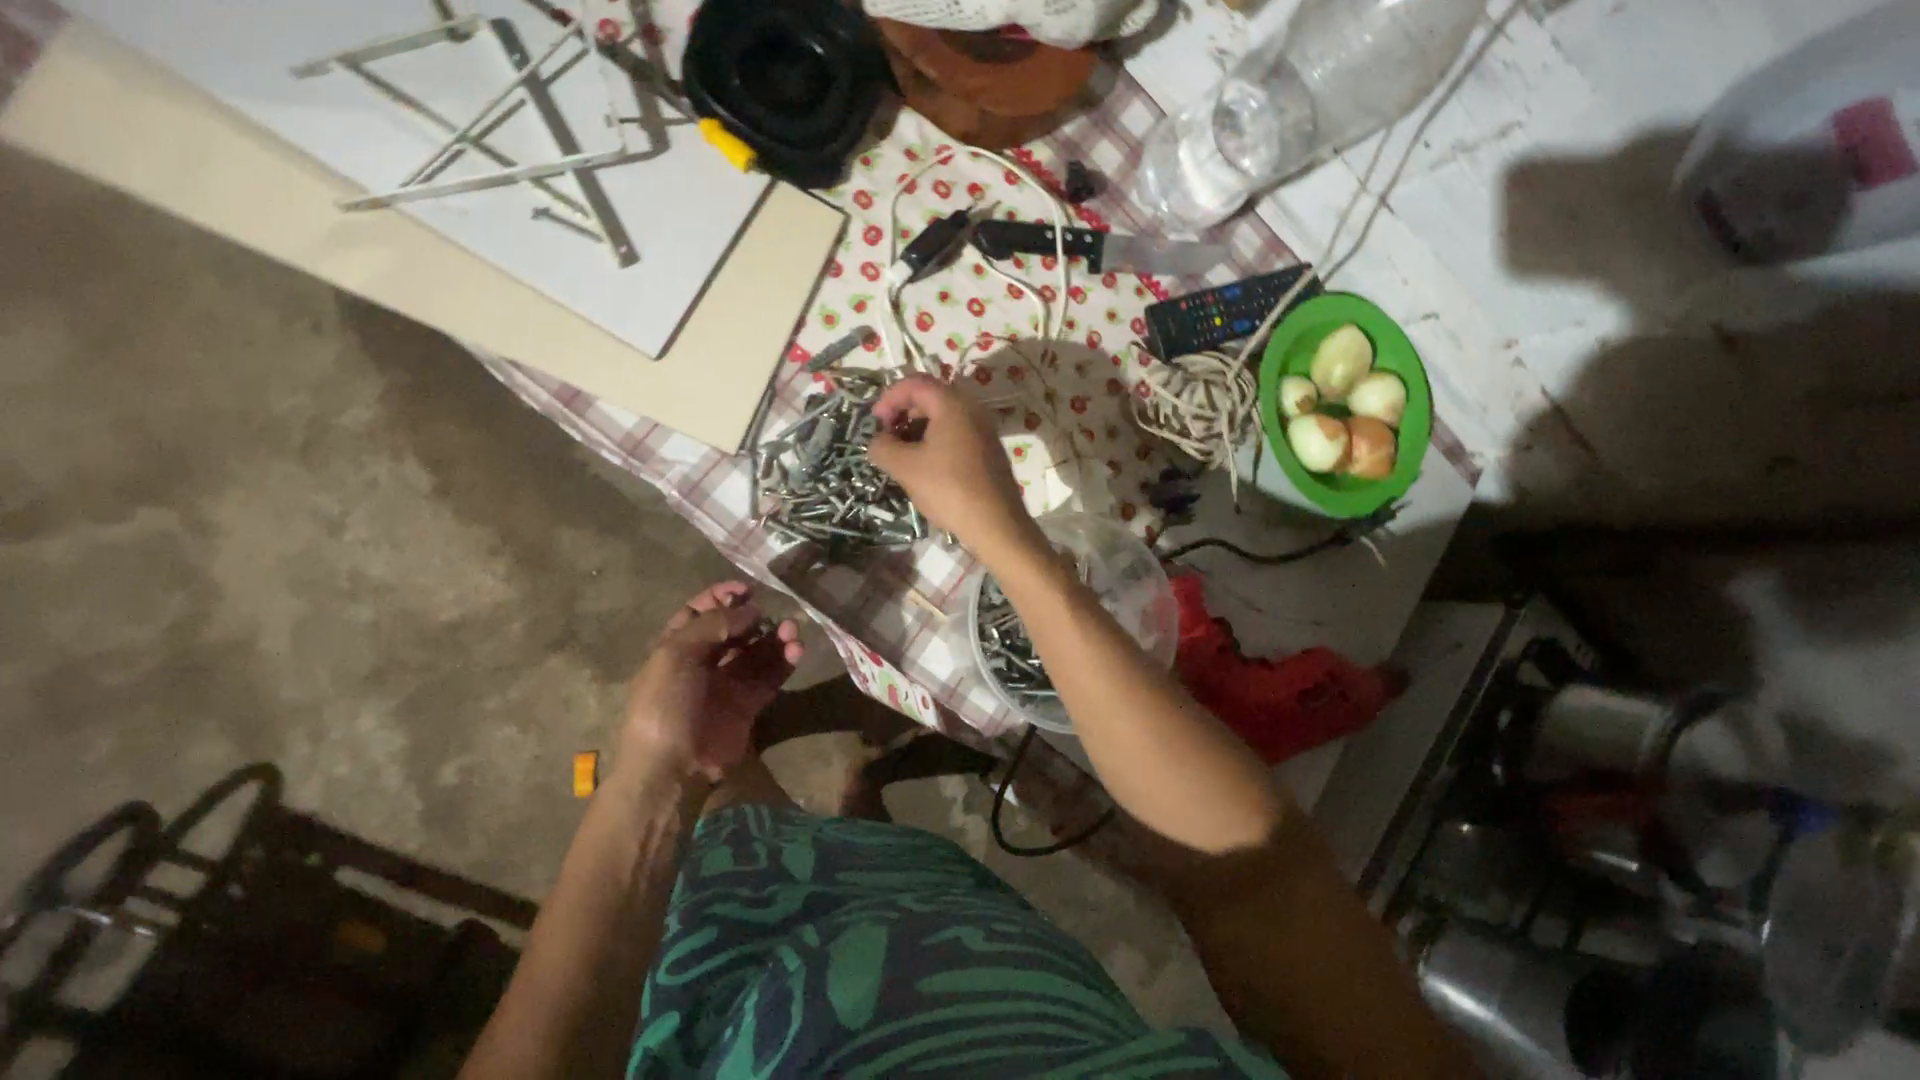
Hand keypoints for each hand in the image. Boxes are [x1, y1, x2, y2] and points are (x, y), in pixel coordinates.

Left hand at [620, 582, 802, 782]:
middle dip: (754, 618)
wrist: (672, 765)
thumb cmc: (665, 703)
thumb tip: (751, 609)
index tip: (747, 589)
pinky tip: (795, 651)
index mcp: (676, 646)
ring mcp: (727, 684)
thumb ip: (713, 625)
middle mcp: (702, 662)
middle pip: (733, 631)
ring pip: (756, 652)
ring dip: (775, 638)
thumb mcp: (676, 654)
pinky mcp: (749, 705)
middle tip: (773, 614)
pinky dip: (784, 662)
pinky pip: (770, 676)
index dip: (721, 597)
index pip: (699, 612)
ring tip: (792, 632)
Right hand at [867, 375, 1040, 558]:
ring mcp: (984, 430)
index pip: (915, 383)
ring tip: (902, 456)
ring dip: (918, 430)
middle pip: (930, 397)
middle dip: (903, 413)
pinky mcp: (988, 451)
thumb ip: (883, 447)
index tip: (875, 422)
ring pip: (944, 418)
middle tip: (887, 438)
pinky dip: (935, 442)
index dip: (889, 398)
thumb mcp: (905, 468)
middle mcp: (972, 409)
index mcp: (952, 404)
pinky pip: (957, 434)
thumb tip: (877, 441)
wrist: (996, 524)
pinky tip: (926, 468)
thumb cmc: (949, 489)